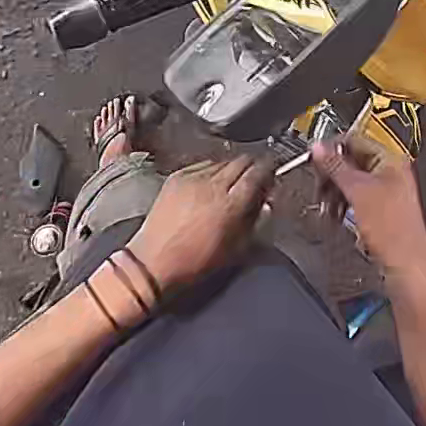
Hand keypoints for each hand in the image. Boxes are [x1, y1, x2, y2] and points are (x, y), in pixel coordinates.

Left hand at [126, 156, 274, 292]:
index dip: (268, 170)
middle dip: (252, 167)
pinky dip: (210, 171)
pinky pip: (201, 165)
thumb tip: (265, 203)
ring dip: (231, 169)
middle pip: (242, 162)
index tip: (272, 173)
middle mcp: (213, 186)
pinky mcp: (176, 177)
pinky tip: (209, 185)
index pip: (257, 174)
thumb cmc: (194, 263)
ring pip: (222, 162)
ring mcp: (193, 178)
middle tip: (255, 178)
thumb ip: (254, 221)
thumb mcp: (235, 249)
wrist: (153, 263)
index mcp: (230, 204)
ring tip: (230, 184)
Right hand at [311, 137, 425, 281]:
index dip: (334, 147)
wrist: (406, 267)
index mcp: (391, 160)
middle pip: (353, 160)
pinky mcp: (380, 210)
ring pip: (352, 180)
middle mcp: (391, 172)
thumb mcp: (357, 191)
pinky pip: (356, 197)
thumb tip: (319, 148)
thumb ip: (336, 167)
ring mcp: (387, 192)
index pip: (357, 139)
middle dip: (332, 172)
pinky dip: (343, 202)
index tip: (316, 157)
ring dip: (336, 189)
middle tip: (319, 182)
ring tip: (326, 202)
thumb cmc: (394, 231)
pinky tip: (336, 213)